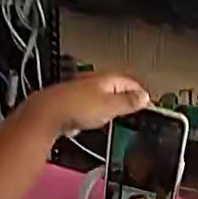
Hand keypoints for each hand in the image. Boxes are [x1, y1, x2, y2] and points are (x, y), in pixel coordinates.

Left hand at [31, 73, 149, 134]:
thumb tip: (144, 97)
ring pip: (102, 95)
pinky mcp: (72, 103)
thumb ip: (128, 102)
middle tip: (137, 104)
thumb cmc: (77, 107)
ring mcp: (81, 92)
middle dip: (127, 94)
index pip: (128, 81)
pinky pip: (91, 105)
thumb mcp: (110, 106)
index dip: (140, 90)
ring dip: (113, 102)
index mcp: (104, 80)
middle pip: (115, 86)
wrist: (48, 113)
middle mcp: (91, 82)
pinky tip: (100, 118)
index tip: (148, 100)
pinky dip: (99, 110)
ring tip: (121, 111)